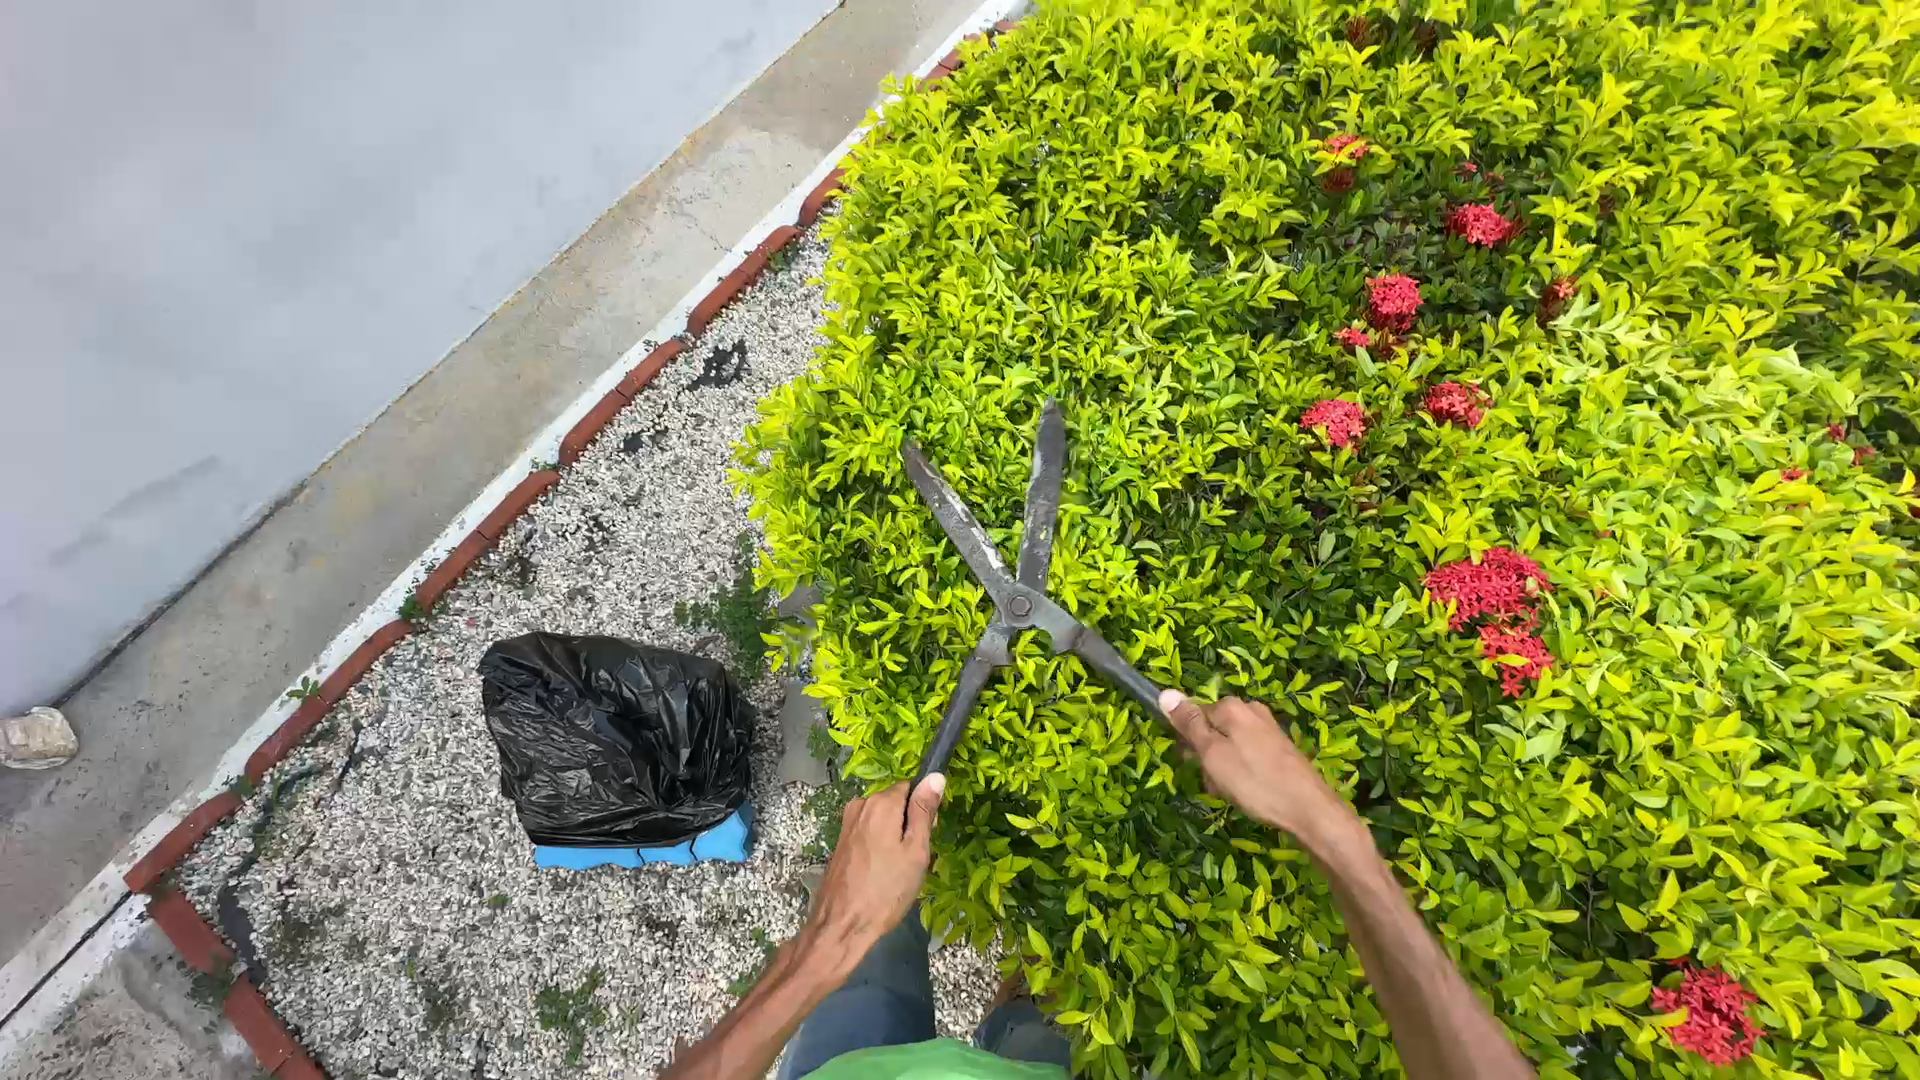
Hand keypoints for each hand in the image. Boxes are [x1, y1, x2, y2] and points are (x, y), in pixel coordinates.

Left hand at [807, 775, 945, 950]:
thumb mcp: (915, 851)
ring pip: (881, 819)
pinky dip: (878, 846)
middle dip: (907, 823)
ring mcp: (847, 823)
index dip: (922, 809)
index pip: (911, 787)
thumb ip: (924, 811)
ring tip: (897, 870)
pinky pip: (868, 832)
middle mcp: (860, 805)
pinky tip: (880, 873)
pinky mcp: (840, 841)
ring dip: (892, 836)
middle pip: (895, 802)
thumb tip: (935, 776)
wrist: (841, 926)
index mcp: (881, 803)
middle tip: (912, 858)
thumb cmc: (886, 890)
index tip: (924, 836)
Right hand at [1159, 690, 1357, 847]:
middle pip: (1211, 728)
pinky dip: (1241, 770)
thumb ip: (1189, 724)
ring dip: (1222, 766)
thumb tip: (1165, 693)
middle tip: (1213, 781)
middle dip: (1206, 754)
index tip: (1193, 764)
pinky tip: (1247, 791)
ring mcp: (1267, 728)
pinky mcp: (1279, 747)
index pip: (1193, 714)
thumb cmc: (1255, 781)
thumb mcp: (1212, 754)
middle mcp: (1250, 710)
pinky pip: (1247, 753)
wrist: (1310, 810)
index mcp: (1231, 707)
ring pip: (1228, 743)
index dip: (1188, 740)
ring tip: (1230, 791)